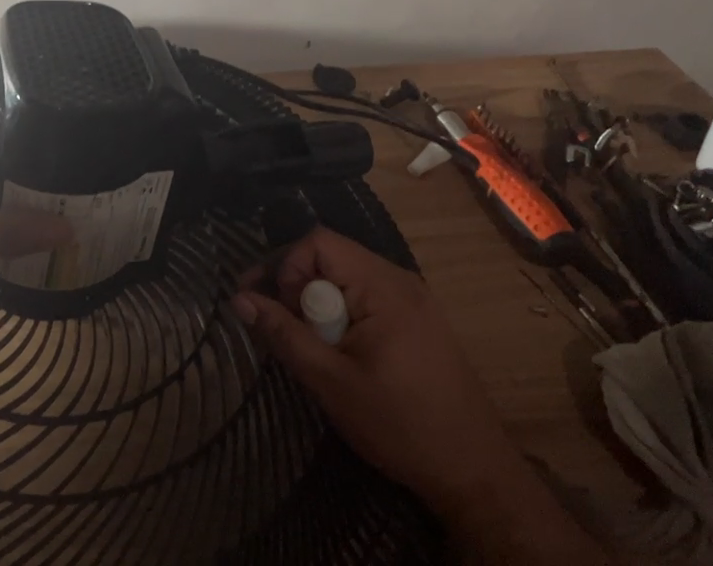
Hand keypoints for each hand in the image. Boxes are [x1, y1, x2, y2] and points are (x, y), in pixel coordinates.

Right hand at [231, 227, 528, 516]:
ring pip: (348, 278)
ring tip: (308, 343)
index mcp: (384, 288)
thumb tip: (239, 299)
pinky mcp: (420, 321)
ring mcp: (415, 300)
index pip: (320, 242)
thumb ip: (283, 334)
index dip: (286, 267)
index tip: (273, 309)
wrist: (473, 471)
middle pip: (333, 256)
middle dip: (297, 285)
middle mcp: (402, 281)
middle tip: (282, 329)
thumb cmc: (399, 425)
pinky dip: (343, 313)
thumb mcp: (330, 381)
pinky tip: (339, 351)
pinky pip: (368, 296)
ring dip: (318, 302)